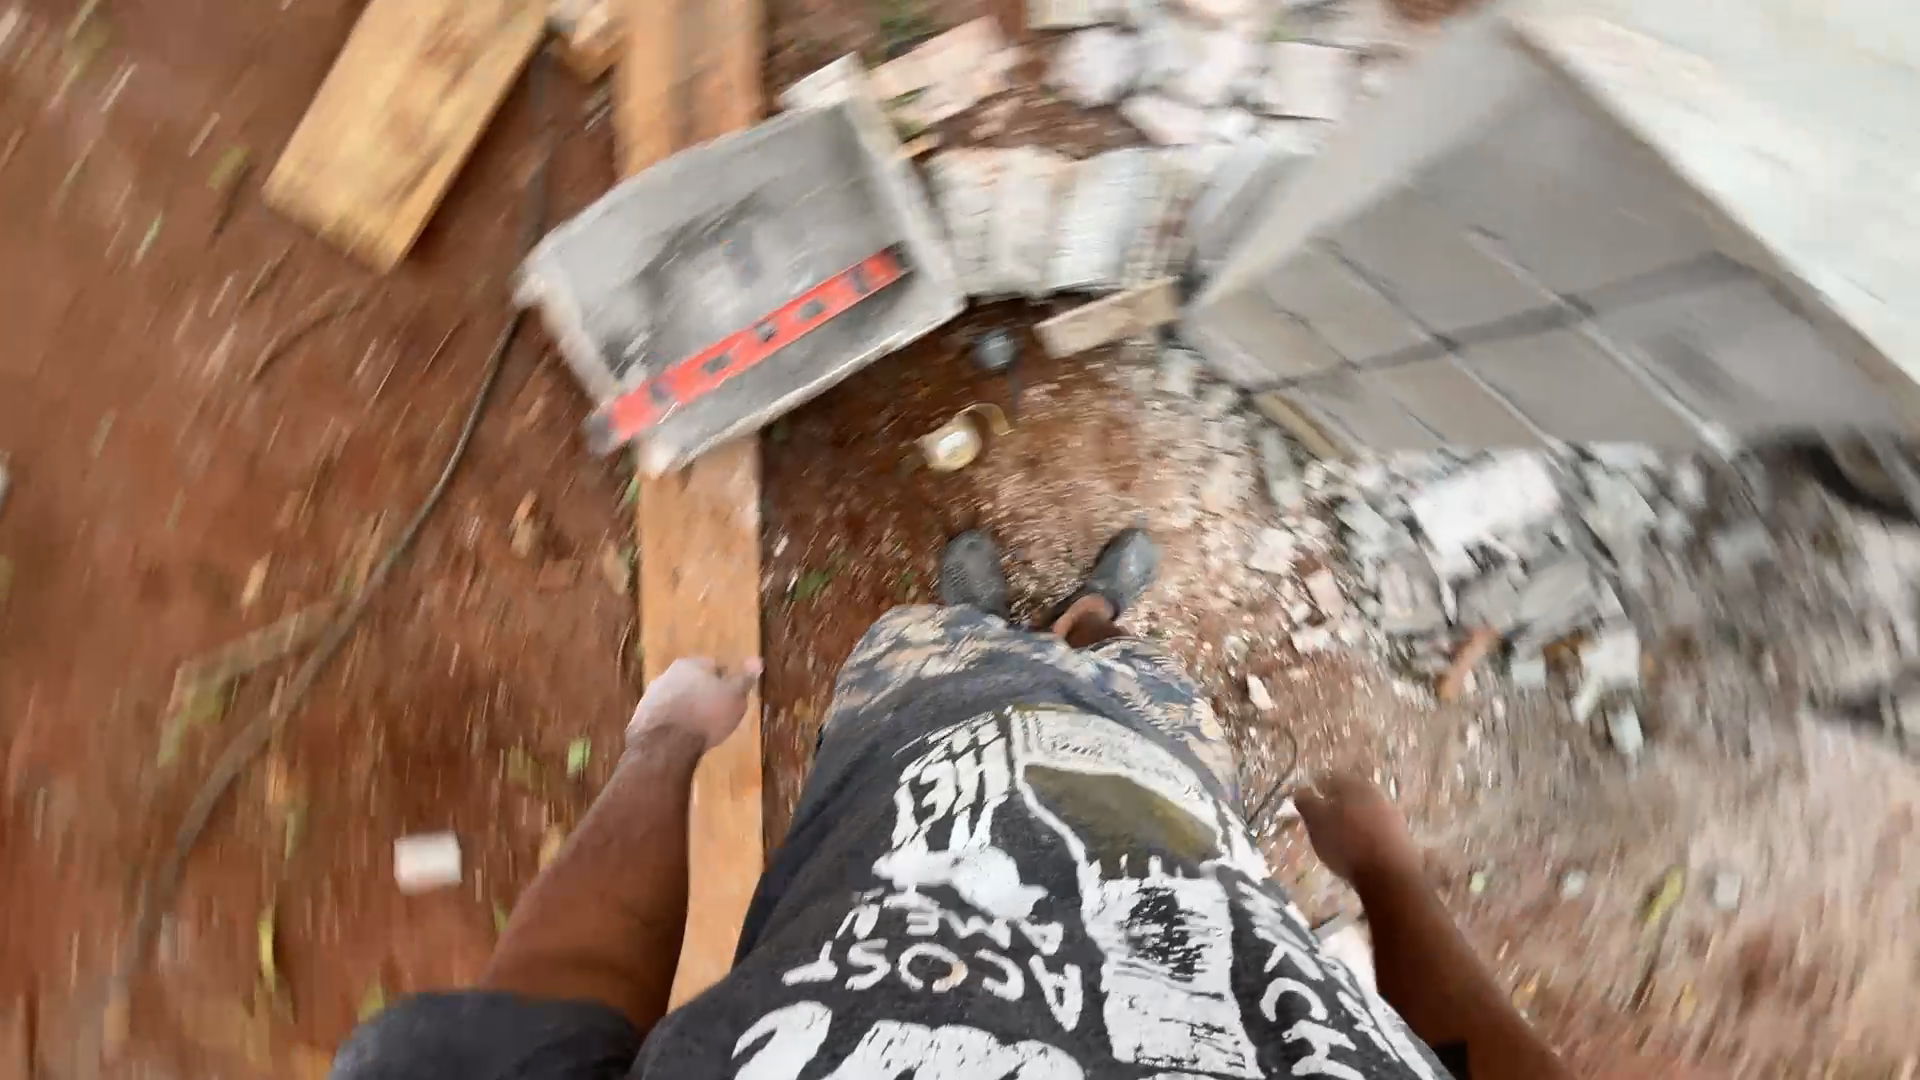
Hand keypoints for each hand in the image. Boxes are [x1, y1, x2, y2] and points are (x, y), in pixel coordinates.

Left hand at [626, 657, 761, 752]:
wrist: (665, 745)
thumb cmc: (707, 716)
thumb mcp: (735, 697)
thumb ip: (745, 678)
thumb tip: (757, 660)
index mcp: (692, 665)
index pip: (714, 665)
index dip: (725, 681)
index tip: (731, 696)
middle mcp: (668, 674)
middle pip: (692, 680)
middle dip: (702, 692)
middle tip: (716, 712)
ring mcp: (650, 696)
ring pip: (675, 698)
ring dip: (685, 707)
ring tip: (698, 728)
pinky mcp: (640, 718)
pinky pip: (662, 716)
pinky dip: (671, 722)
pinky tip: (680, 738)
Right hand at [1295, 771, 1422, 887]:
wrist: (1391, 878)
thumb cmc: (1346, 843)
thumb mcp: (1316, 821)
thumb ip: (1306, 803)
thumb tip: (1302, 791)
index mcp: (1354, 786)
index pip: (1331, 778)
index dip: (1318, 787)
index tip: (1308, 799)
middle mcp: (1376, 796)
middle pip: (1352, 795)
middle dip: (1337, 803)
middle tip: (1322, 817)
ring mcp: (1394, 818)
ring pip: (1366, 813)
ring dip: (1353, 821)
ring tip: (1339, 836)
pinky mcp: (1404, 840)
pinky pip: (1378, 831)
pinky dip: (1366, 836)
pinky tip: (1359, 849)